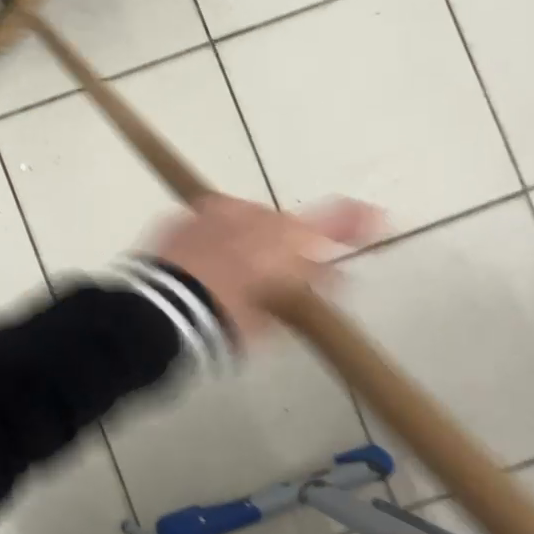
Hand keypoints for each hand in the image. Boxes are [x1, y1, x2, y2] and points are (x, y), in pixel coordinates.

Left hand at [148, 194, 383, 343]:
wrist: (159, 309)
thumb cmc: (226, 320)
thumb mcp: (278, 315)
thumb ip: (307, 286)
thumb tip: (331, 275)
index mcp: (283, 242)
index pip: (332, 222)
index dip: (354, 220)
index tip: (375, 216)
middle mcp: (248, 217)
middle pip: (280, 222)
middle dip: (285, 240)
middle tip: (278, 270)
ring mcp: (209, 213)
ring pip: (242, 216)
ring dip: (248, 234)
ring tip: (239, 265)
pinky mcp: (177, 218)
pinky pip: (207, 220)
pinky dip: (215, 233)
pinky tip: (208, 257)